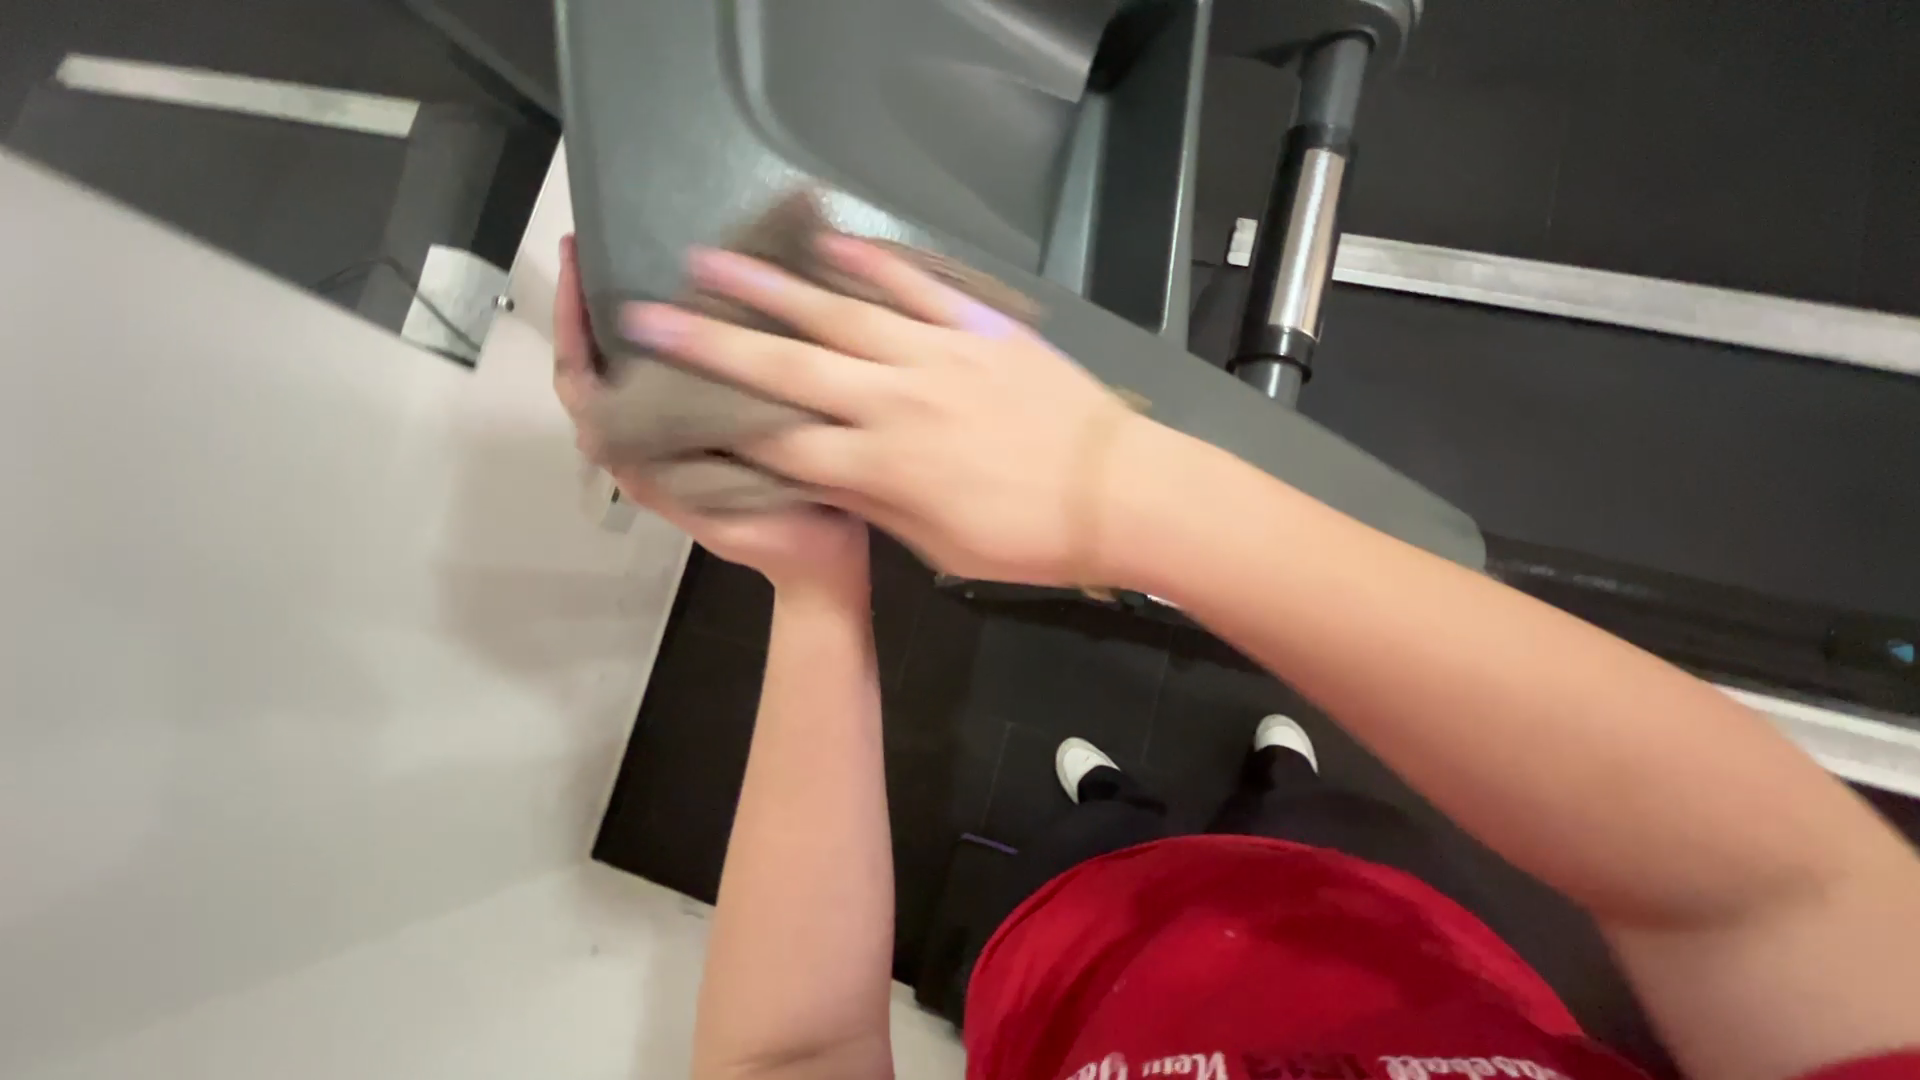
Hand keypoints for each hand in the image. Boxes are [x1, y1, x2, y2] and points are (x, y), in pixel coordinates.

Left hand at [554, 235, 868, 593]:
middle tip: (611, 251)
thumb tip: (614, 418)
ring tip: (654, 263)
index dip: (572, 328)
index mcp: (645, 462)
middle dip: (597, 311)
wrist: (823, 569)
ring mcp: (688, 438)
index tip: (578, 268)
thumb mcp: (725, 516)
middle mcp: (656, 444)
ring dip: (637, 321)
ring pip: (643, 370)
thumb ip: (668, 480)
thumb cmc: (782, 544)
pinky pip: (687, 377)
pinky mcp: (721, 433)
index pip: (584, 387)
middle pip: (604, 370)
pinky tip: (710, 308)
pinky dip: (684, 340)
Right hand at [613, 236, 1153, 586]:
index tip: (676, 403)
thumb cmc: (1028, 539)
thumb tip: (820, 473)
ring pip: (840, 315)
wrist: (1120, 493)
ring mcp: (937, 356)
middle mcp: (894, 401)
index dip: (724, 425)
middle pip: (788, 367)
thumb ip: (875, 501)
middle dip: (713, 342)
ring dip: (773, 287)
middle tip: (652, 311)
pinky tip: (830, 242)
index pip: (783, 442)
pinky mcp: (978, 330)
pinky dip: (872, 264)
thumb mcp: (940, 545)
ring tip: (716, 259)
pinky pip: (916, 288)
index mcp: (881, 466)